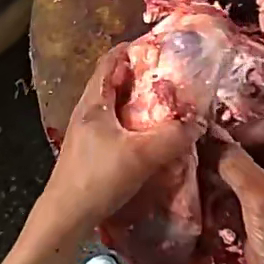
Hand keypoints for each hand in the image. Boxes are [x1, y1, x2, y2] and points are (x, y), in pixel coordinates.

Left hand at [36, 43, 197, 242]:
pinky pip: (115, 126)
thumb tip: (197, 122)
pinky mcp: (90, 151)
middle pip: (114, 82)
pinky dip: (134, 123)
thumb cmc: (98, 177)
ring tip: (166, 104)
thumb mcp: (142, 155)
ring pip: (115, 106)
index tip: (159, 47)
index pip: (110, 61)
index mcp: (93, 102)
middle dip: (141, 76)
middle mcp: (86, 111)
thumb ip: (172, 136)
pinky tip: (150, 136)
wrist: (65, 216)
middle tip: (171, 76)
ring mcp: (86, 132)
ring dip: (138, 102)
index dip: (132, 49)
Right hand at [210, 118, 263, 263]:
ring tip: (203, 170)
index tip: (224, 147)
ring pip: (243, 161)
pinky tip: (207, 185)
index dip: (245, 131)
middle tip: (207, 156)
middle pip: (254, 142)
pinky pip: (237, 180)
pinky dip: (222, 180)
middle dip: (230, 147)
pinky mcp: (257, 203)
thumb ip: (236, 164)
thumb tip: (212, 142)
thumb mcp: (260, 195)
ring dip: (223, 164)